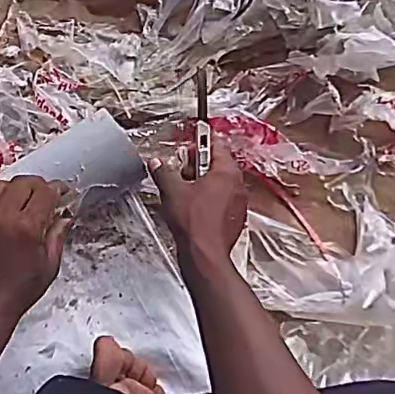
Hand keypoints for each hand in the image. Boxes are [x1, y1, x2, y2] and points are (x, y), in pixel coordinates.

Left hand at [0, 175, 69, 321]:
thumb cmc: (15, 292)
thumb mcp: (48, 266)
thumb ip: (57, 236)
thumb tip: (64, 219)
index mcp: (26, 227)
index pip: (46, 192)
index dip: (59, 189)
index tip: (64, 192)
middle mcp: (3, 217)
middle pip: (24, 182)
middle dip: (40, 185)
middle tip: (49, 195)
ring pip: (3, 184)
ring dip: (19, 187)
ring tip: (29, 198)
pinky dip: (1, 196)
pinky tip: (10, 207)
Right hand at [151, 135, 246, 263]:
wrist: (204, 254)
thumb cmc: (194, 223)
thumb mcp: (172, 190)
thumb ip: (163, 172)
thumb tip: (156, 164)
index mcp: (226, 172)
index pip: (216, 146)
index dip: (201, 142)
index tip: (193, 139)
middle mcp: (237, 185)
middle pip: (217, 165)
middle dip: (198, 166)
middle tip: (182, 171)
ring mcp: (238, 202)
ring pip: (219, 184)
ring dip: (202, 183)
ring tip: (185, 192)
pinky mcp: (234, 218)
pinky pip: (221, 200)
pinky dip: (208, 199)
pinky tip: (193, 208)